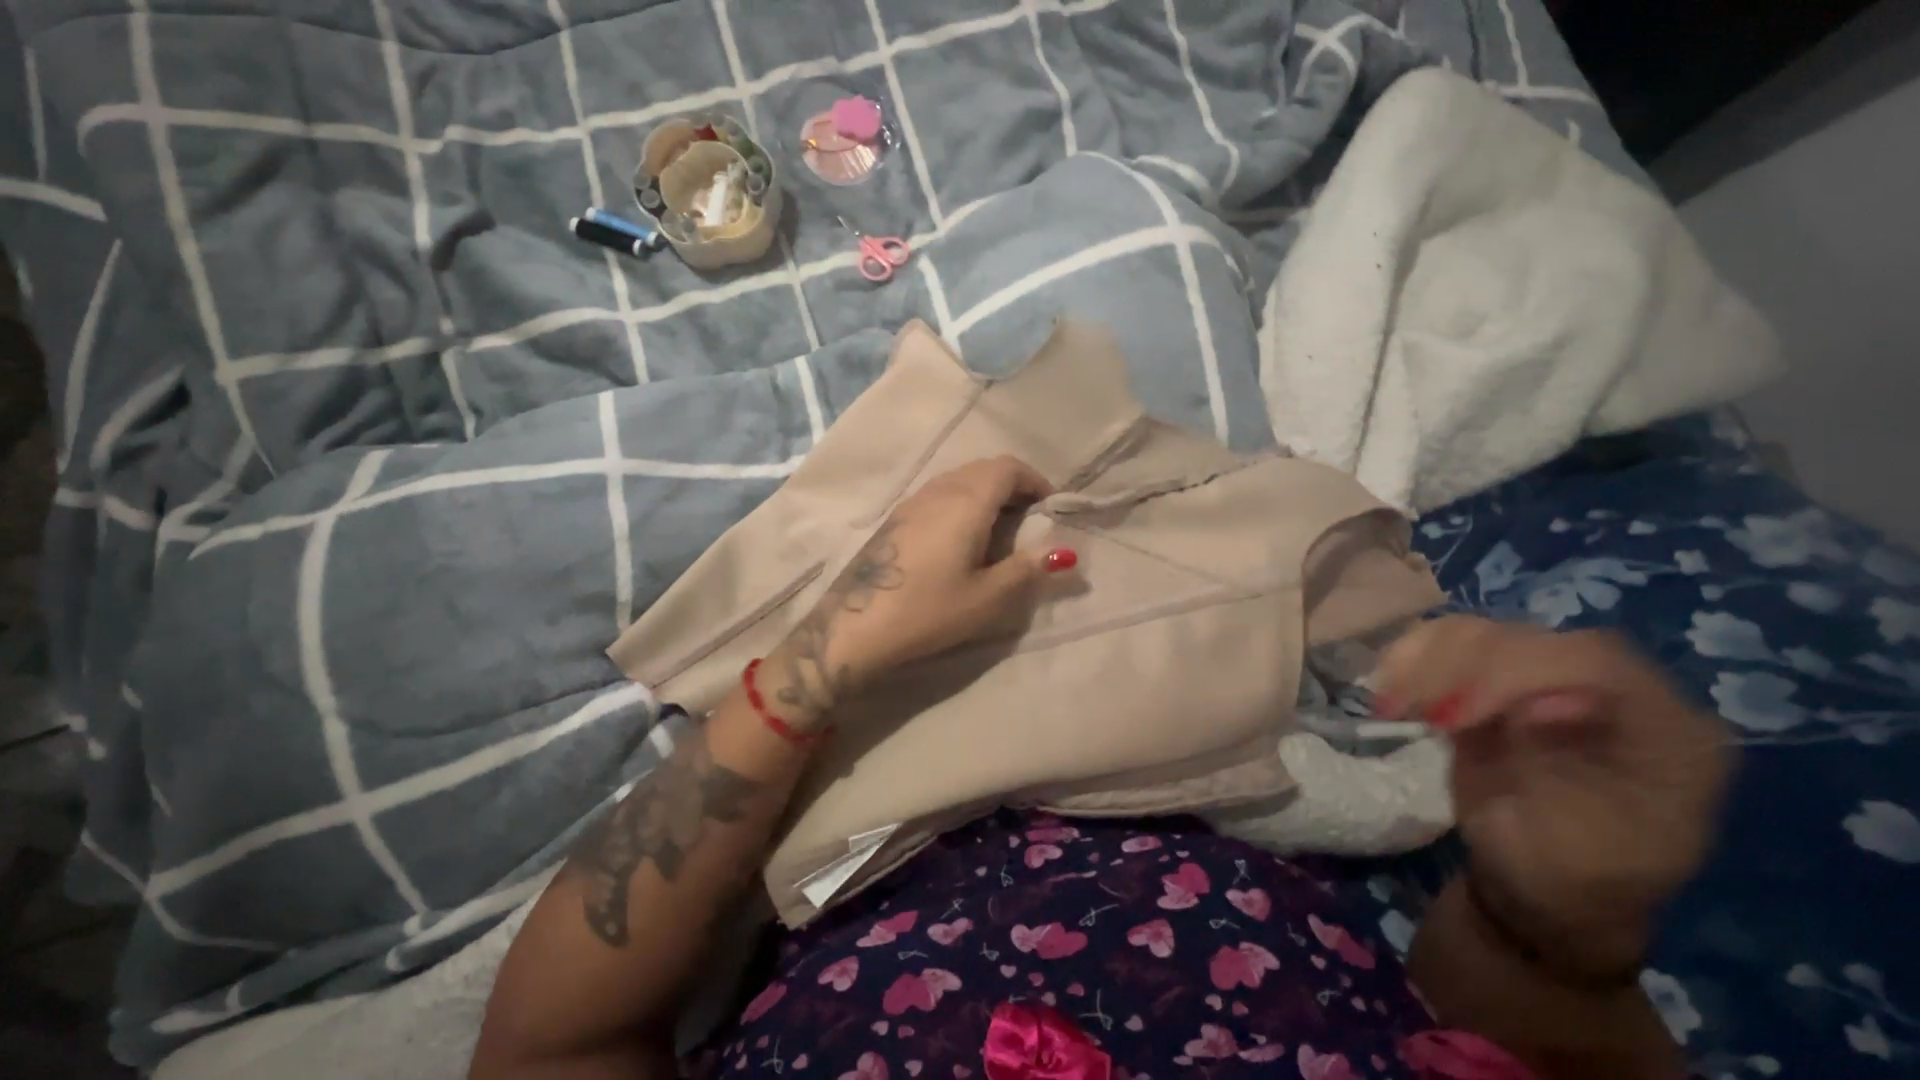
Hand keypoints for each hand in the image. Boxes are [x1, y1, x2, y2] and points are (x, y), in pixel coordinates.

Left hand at [762, 456, 1068, 730]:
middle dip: (1012, 486)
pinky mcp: (894, 520)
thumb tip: (1062, 551)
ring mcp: (911, 503)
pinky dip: (961, 504)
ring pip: (958, 480)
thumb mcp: (988, 598)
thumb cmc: (928, 611)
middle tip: (1030, 519)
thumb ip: (1027, 569)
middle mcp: (938, 490)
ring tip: (1000, 530)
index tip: (1050, 507)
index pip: (1007, 467)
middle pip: (982, 469)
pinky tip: (962, 540)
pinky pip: (938, 496)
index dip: (1034, 480)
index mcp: (966, 501)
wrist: (853, 627)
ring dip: (985, 494)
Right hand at [1377, 617, 1733, 980]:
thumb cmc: (1570, 880)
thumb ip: (1564, 774)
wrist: (1540, 894)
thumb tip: (1534, 707)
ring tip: (1392, 702)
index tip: (1460, 719)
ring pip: (1489, 635)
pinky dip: (1416, 659)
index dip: (1524, 674)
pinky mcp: (1500, 681)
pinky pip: (1457, 646)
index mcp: (1668, 727)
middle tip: (1413, 710)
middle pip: (1534, 641)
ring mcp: (1554, 679)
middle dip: (1465, 667)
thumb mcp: (1577, 846)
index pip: (1597, 663)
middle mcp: (1614, 688)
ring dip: (1429, 660)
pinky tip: (1390, 688)